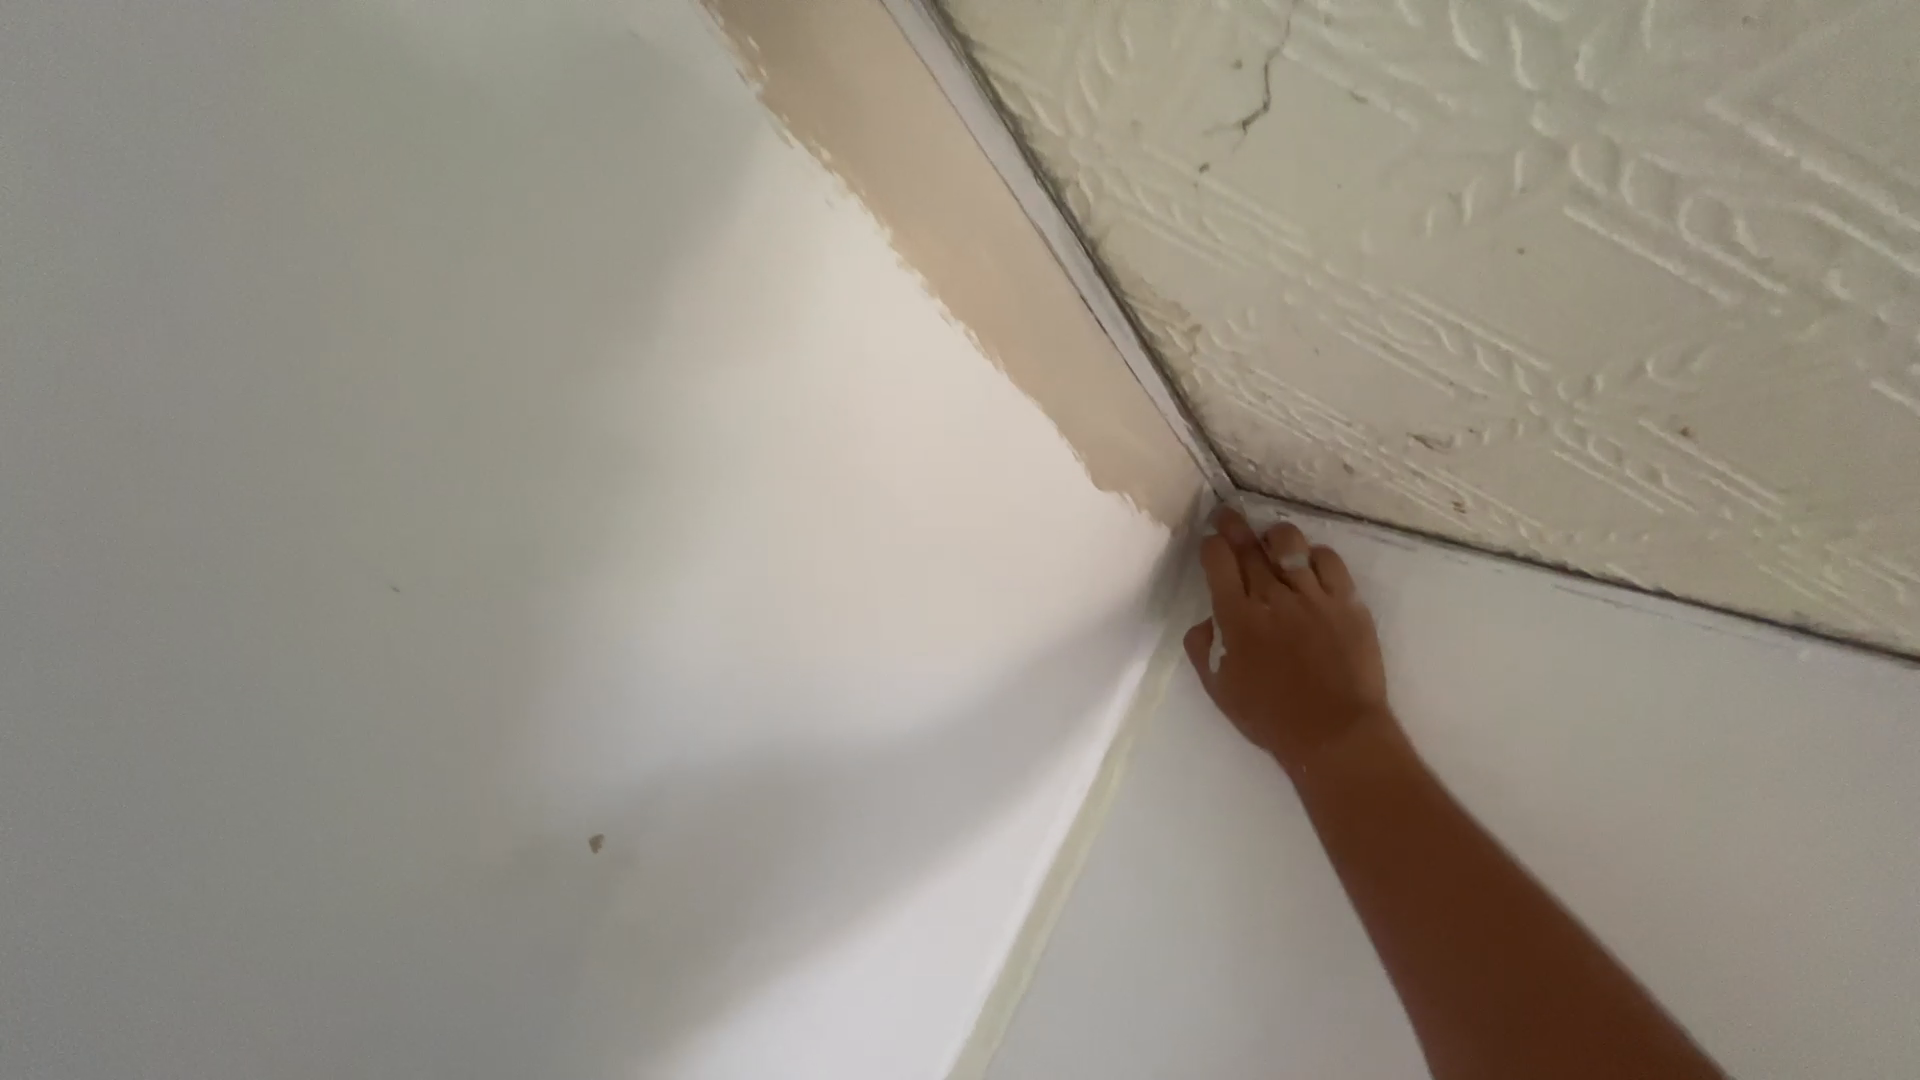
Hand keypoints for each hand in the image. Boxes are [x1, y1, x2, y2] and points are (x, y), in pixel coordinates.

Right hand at [1184, 507, 1398, 779]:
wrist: (1335, 733)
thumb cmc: (1270, 716)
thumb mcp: (1219, 688)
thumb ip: (1202, 648)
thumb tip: (1206, 619)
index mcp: (1236, 617)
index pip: (1218, 560)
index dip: (1211, 544)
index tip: (1210, 542)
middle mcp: (1271, 597)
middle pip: (1248, 545)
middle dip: (1233, 525)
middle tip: (1227, 515)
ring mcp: (1312, 596)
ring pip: (1289, 544)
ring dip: (1274, 536)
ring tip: (1270, 539)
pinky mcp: (1347, 603)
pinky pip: (1329, 561)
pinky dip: (1315, 555)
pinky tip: (1309, 562)